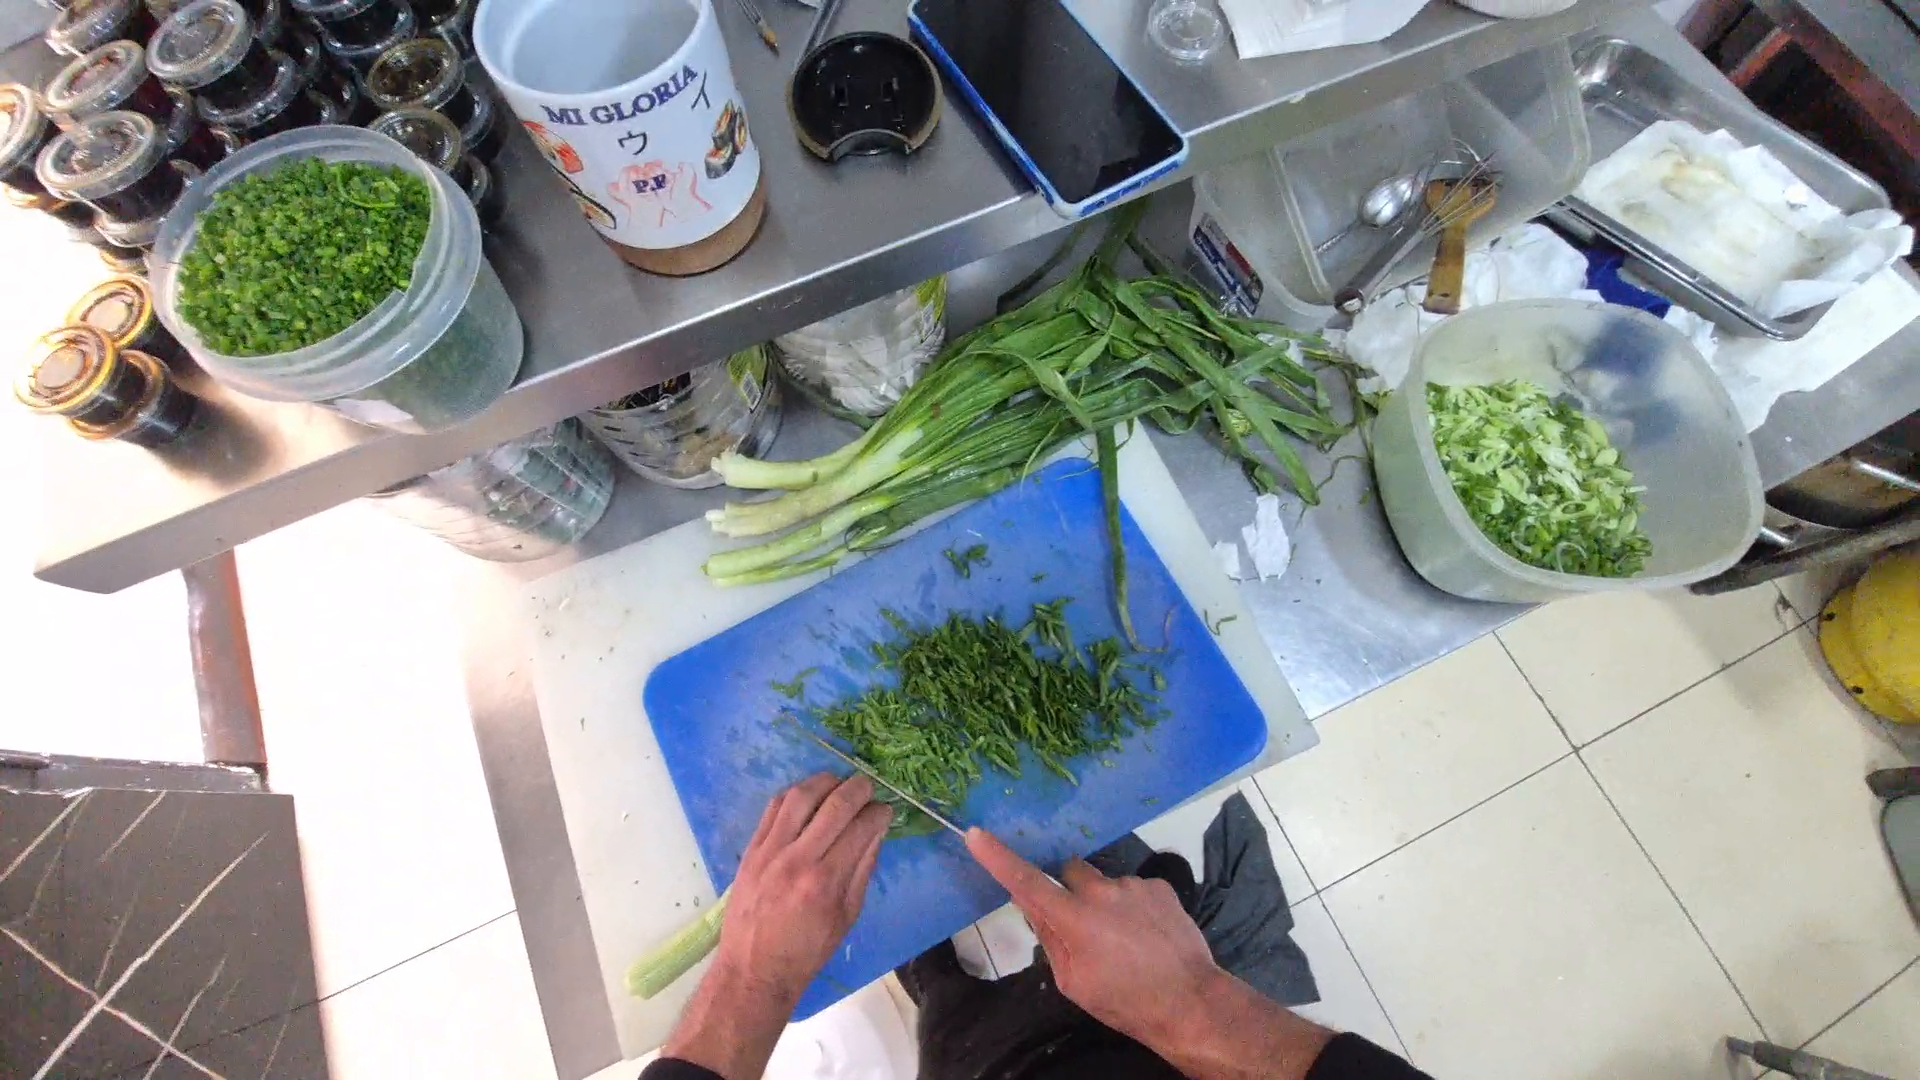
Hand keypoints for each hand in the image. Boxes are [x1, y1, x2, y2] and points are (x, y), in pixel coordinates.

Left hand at [714, 773, 892, 1003]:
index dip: (880, 813)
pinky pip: (774, 806)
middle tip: (870, 788)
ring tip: (840, 784)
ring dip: (827, 782)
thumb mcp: (848, 916)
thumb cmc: (807, 952)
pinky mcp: (752, 849)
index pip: (862, 828)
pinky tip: (810, 795)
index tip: (886, 811)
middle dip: (860, 788)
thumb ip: (864, 869)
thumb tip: (877, 831)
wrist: (752, 972)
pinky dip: (796, 793)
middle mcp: (798, 860)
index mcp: (826, 882)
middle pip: (836, 804)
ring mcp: (771, 851)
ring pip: (802, 796)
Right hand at [965, 827, 1222, 1047]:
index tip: (977, 834)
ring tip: (1125, 940)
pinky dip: (1133, 907)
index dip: (998, 858)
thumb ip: (1050, 939)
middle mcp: (1100, 891)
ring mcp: (1132, 884)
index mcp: (1074, 919)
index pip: (1026, 882)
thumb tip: (1035, 907)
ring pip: (1103, 882)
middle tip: (1083, 926)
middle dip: (1068, 890)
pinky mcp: (1159, 886)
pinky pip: (1133, 888)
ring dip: (1104, 902)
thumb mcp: (1074, 983)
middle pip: (1068, 871)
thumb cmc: (1125, 1002)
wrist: (1192, 1004)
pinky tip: (1147, 935)